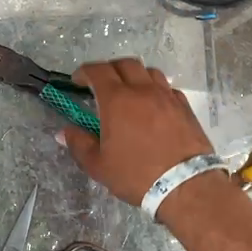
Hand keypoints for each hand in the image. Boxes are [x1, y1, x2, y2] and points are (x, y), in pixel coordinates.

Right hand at [60, 58, 221, 217]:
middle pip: (125, 64)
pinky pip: (168, 88)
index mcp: (117, 100)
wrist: (187, 186)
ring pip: (149, 72)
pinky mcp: (185, 108)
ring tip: (129, 92)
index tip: (77, 82)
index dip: (84, 72)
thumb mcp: (98, 165)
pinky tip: (152, 106)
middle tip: (101, 84)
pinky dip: (156, 90)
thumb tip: (64, 132)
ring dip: (135, 76)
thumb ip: (79, 143)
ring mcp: (167, 97)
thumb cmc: (136, 175)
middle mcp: (142, 91)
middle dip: (109, 69)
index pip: (97, 71)